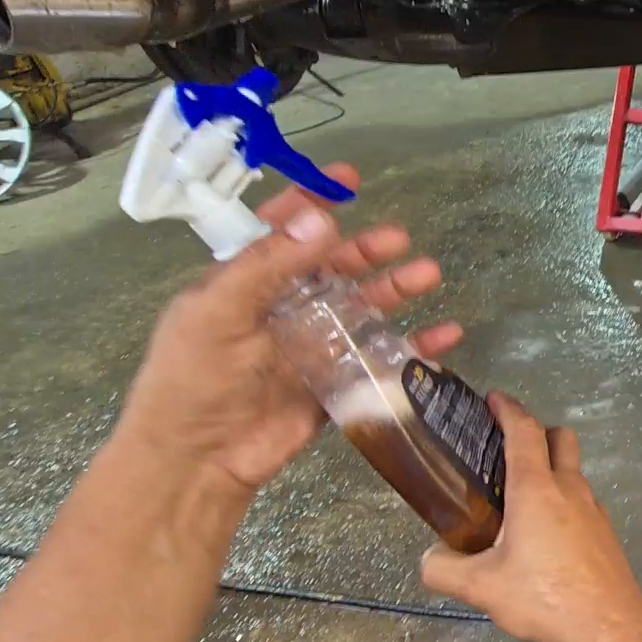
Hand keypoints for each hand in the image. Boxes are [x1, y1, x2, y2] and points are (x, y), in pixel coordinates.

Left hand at [114, 163, 462, 498]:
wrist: (200, 461)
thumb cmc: (194, 381)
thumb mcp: (218, 314)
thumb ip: (268, 265)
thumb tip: (322, 217)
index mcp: (247, 284)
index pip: (281, 231)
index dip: (312, 202)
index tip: (348, 180)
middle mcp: (286, 308)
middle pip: (336, 267)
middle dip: (368, 249)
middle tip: (399, 240)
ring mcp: (317, 344)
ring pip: (368, 306)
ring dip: (398, 288)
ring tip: (429, 275)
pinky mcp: (343, 379)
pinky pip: (388, 354)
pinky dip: (420, 344)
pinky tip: (447, 334)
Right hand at [420, 393, 641, 641]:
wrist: (607, 622)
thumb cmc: (543, 596)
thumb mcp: (480, 587)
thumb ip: (444, 570)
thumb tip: (430, 558)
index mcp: (537, 489)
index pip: (525, 432)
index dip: (509, 409)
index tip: (495, 399)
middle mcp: (570, 488)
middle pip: (560, 438)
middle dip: (537, 432)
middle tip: (508, 448)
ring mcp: (593, 506)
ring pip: (573, 470)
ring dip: (550, 469)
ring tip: (518, 497)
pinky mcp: (604, 529)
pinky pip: (581, 500)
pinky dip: (562, 499)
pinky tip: (543, 533)